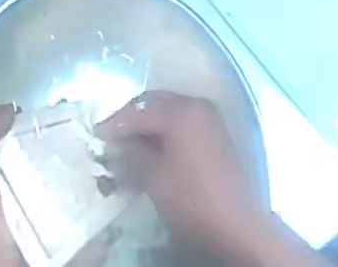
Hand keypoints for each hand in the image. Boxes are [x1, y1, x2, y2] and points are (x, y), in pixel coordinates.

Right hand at [98, 92, 325, 266]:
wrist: (242, 232)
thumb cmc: (194, 201)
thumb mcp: (154, 178)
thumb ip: (130, 153)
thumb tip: (114, 144)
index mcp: (180, 109)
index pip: (136, 111)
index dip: (113, 124)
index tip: (95, 136)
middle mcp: (195, 105)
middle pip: (152, 105)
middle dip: (130, 121)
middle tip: (110, 137)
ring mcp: (209, 120)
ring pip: (167, 114)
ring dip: (146, 127)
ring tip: (128, 145)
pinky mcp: (216, 137)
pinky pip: (181, 125)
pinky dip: (163, 134)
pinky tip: (151, 151)